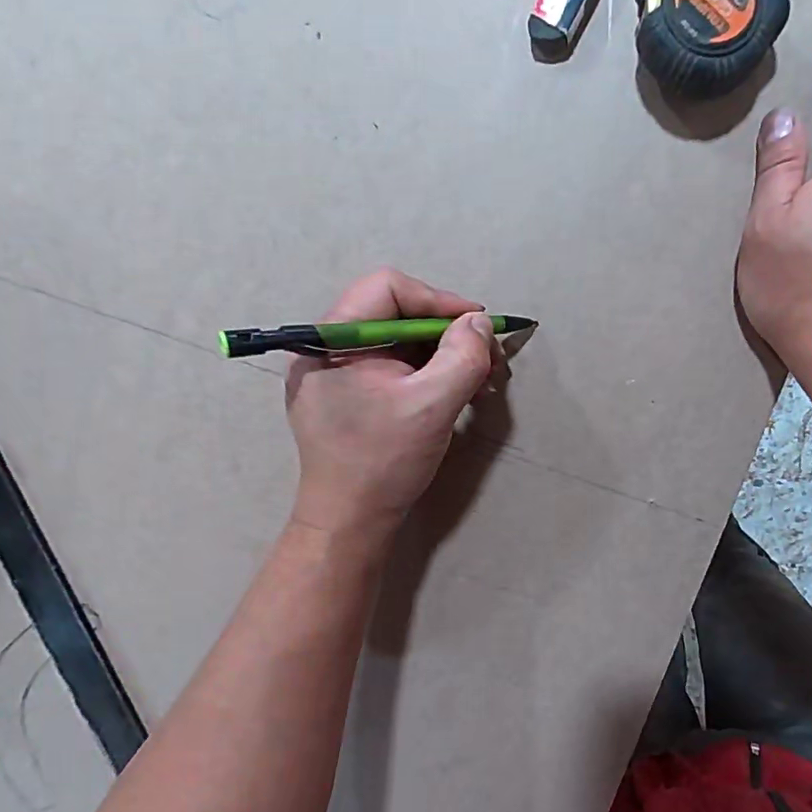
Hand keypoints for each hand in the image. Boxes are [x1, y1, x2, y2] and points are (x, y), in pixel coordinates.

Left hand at [285, 269, 497, 538]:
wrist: (349, 522)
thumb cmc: (384, 462)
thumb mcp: (433, 406)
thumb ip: (463, 356)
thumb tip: (478, 323)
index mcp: (333, 339)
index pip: (388, 289)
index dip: (438, 301)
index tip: (477, 327)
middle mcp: (326, 347)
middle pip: (395, 313)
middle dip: (446, 333)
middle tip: (485, 359)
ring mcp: (333, 372)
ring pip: (396, 341)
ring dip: (441, 355)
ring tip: (477, 382)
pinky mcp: (345, 395)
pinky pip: (389, 366)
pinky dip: (424, 373)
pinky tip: (453, 393)